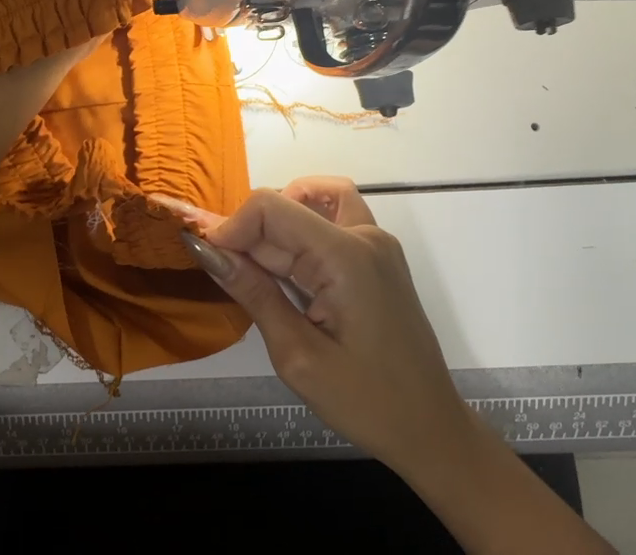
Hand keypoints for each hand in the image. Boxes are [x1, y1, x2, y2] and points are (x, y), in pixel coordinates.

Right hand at [182, 177, 467, 470]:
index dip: (232, 224)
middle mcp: (365, 236)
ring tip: (257, 274)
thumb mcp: (297, 354)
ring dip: (276, 230)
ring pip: (312, 205)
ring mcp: (375, 246)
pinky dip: (298, 238)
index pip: (271, 205)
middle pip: (290, 205)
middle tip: (229, 277)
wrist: (431, 431)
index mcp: (346, 255)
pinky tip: (282, 276)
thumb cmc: (366, 401)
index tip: (210, 259)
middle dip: (251, 233)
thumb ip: (253, 292)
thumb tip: (204, 248)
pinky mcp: (376, 260)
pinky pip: (330, 225)